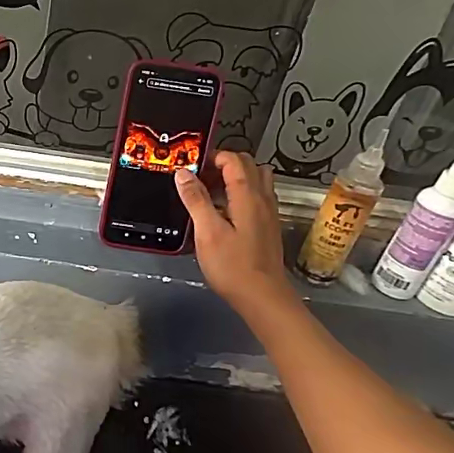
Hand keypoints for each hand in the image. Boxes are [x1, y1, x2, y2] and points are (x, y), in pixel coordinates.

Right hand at [175, 152, 295, 312]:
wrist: (263, 296)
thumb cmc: (233, 266)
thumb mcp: (207, 232)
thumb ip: (196, 199)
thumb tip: (183, 173)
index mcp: (248, 195)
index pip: (234, 160)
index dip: (214, 156)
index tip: (195, 165)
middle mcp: (263, 198)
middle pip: (249, 164)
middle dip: (225, 163)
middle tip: (202, 176)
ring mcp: (269, 212)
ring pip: (258, 179)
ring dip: (237, 177)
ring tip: (214, 191)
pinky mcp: (269, 226)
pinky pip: (259, 196)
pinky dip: (244, 193)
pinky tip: (227, 211)